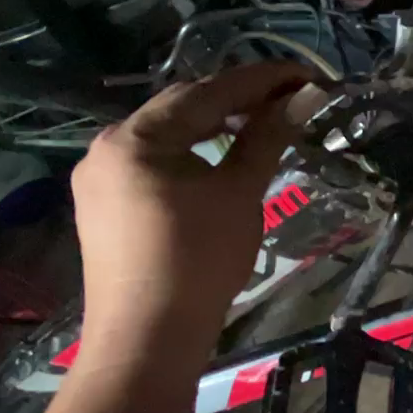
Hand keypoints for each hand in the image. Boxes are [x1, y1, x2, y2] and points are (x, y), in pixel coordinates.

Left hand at [69, 62, 312, 358]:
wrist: (149, 338)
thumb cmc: (199, 258)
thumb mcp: (241, 190)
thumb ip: (269, 136)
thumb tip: (305, 97)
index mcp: (136, 138)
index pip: (210, 91)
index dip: (264, 78)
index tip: (309, 74)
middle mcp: (110, 145)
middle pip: (186, 104)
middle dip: (242, 95)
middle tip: (294, 94)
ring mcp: (102, 174)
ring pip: (172, 128)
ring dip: (220, 118)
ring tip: (268, 117)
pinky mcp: (108, 199)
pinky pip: (160, 154)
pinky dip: (198, 144)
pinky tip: (226, 148)